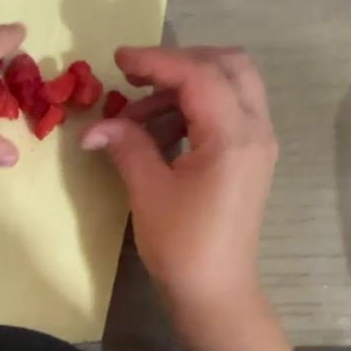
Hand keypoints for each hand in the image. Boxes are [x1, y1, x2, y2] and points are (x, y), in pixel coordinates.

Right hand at [80, 47, 277, 312]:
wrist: (214, 290)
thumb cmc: (181, 245)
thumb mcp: (148, 193)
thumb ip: (127, 148)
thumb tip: (95, 127)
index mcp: (233, 135)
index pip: (199, 75)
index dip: (157, 61)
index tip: (119, 60)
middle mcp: (255, 128)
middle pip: (227, 65)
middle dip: (179, 64)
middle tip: (135, 79)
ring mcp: (256, 143)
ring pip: (229, 87)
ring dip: (182, 90)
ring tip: (135, 120)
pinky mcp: (248, 158)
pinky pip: (226, 113)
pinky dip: (192, 111)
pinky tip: (158, 136)